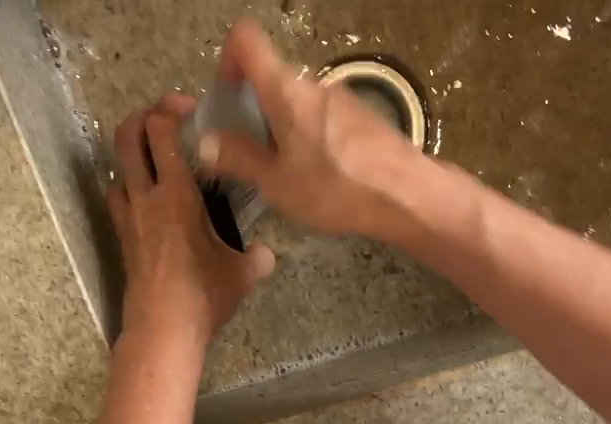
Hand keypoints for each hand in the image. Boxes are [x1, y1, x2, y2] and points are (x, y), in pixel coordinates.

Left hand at [110, 96, 275, 349]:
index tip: (191, 112)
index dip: (171, 110)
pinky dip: (128, 187)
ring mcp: (129, 220)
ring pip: (116, 167)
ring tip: (155, 160)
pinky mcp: (123, 241)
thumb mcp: (241, 276)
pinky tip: (147, 199)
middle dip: (142, 118)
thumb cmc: (203, 297)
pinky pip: (117, 199)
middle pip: (126, 137)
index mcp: (177, 194)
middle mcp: (146, 198)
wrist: (163, 331)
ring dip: (131, 154)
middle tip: (165, 122)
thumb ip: (257, 259)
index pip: (161, 131)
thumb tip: (266, 255)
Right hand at [197, 19, 431, 238]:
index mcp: (285, 90)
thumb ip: (239, 158)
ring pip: (295, 102)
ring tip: (285, 174)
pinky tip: (317, 177)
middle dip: (251, 110)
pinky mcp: (359, 118)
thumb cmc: (336, 188)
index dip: (227, 63)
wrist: (404, 195)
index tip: (225, 103)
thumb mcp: (277, 182)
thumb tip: (205, 142)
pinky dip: (307, 138)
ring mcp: (339, 99)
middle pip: (270, 79)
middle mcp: (311, 84)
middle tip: (249, 155)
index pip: (245, 40)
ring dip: (280, 129)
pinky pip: (320, 119)